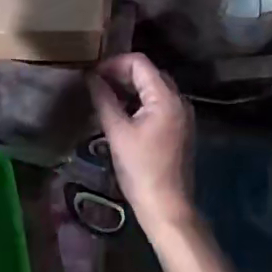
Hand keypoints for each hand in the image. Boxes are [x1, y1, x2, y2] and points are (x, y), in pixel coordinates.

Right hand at [88, 53, 194, 231]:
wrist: (168, 209)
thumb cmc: (141, 170)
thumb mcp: (117, 132)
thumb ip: (104, 99)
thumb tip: (90, 76)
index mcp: (166, 97)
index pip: (139, 62)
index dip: (113, 63)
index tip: (92, 75)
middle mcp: (179, 99)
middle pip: (148, 72)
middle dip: (120, 74)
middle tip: (95, 85)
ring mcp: (181, 114)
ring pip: (153, 88)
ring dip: (129, 88)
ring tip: (104, 97)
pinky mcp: (179, 128)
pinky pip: (158, 103)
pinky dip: (139, 102)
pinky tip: (121, 113)